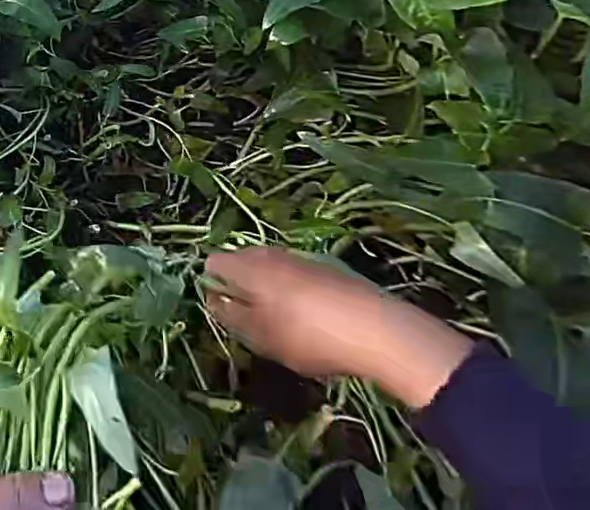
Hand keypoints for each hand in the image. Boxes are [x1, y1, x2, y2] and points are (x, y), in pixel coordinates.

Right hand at [203, 247, 471, 407]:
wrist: (378, 328)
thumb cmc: (307, 334)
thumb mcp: (261, 335)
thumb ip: (229, 315)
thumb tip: (211, 298)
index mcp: (246, 265)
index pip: (212, 262)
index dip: (212, 285)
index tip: (225, 312)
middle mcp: (268, 252)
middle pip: (240, 262)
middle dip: (240, 286)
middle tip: (252, 321)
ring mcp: (298, 257)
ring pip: (269, 268)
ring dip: (266, 289)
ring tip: (281, 322)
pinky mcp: (324, 266)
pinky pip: (294, 273)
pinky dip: (291, 290)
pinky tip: (310, 318)